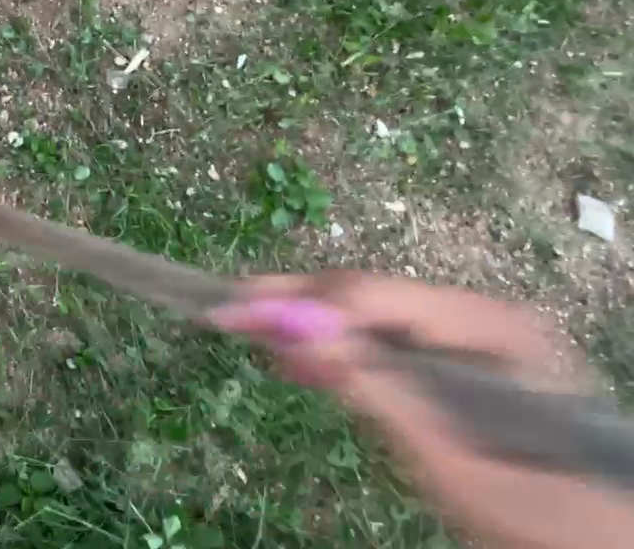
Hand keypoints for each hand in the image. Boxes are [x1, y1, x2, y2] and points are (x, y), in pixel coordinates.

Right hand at [214, 272, 633, 548]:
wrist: (601, 542)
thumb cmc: (541, 512)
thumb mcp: (453, 459)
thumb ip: (376, 391)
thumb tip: (295, 336)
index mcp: (492, 327)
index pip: (370, 295)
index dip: (293, 302)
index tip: (229, 312)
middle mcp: (477, 314)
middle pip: (359, 293)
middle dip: (288, 302)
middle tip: (222, 312)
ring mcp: (467, 331)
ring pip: (359, 310)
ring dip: (301, 320)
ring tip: (247, 331)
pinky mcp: (453, 354)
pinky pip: (375, 333)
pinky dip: (329, 342)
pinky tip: (297, 355)